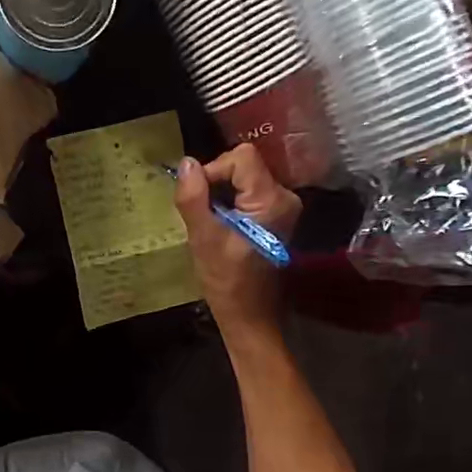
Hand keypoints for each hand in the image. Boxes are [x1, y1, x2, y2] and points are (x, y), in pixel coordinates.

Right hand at [174, 145, 301, 338]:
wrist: (249, 314)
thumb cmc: (226, 280)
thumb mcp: (202, 237)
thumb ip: (193, 197)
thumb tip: (187, 163)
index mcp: (271, 200)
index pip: (241, 157)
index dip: (214, 171)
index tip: (202, 201)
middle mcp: (285, 197)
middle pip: (244, 165)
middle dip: (217, 184)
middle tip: (205, 215)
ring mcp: (283, 206)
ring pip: (244, 178)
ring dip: (221, 195)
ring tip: (212, 223)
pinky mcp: (277, 215)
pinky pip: (248, 192)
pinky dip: (230, 203)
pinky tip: (222, 227)